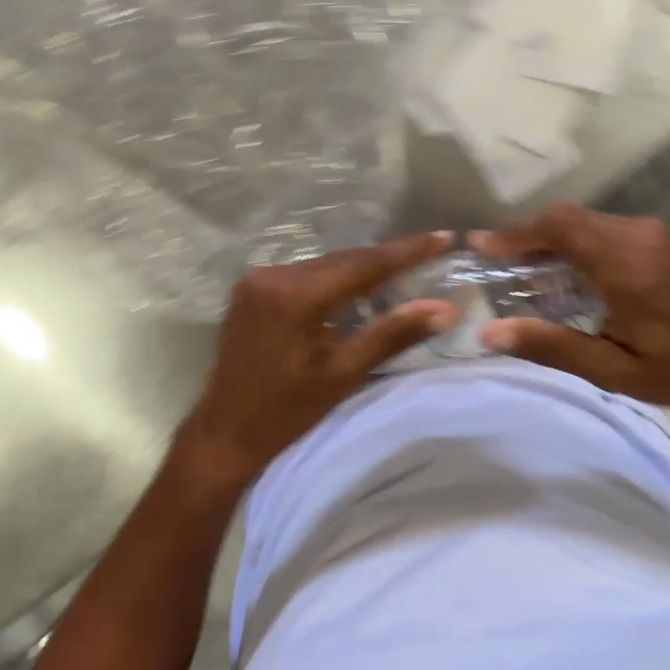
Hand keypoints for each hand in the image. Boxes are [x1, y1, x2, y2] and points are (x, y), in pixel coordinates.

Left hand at [177, 232, 458, 483]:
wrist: (225, 432)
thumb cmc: (287, 412)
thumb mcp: (344, 374)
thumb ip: (393, 335)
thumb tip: (444, 309)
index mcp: (297, 295)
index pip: (364, 264)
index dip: (408, 251)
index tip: (445, 237)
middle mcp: (274, 276)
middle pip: (343, 260)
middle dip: (387, 258)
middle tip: (431, 252)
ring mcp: (257, 280)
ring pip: (323, 266)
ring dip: (360, 269)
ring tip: (402, 269)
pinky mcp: (249, 290)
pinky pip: (302, 275)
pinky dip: (332, 280)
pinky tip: (355, 288)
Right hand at [472, 204, 669, 422]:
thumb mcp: (610, 370)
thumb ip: (550, 346)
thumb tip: (489, 332)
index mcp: (627, 265)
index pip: (560, 226)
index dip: (515, 233)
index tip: (479, 246)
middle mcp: (638, 237)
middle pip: (567, 218)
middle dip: (525, 236)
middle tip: (492, 263)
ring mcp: (652, 235)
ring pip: (584, 221)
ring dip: (548, 240)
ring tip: (518, 271)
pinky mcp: (657, 241)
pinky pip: (602, 229)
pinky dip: (571, 244)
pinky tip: (560, 274)